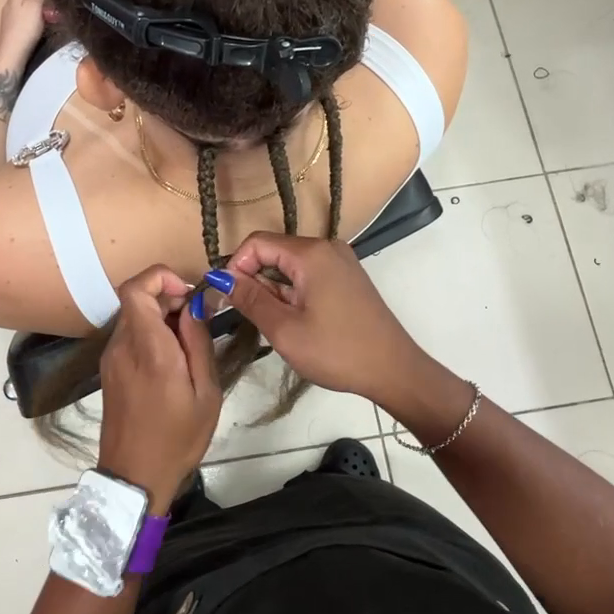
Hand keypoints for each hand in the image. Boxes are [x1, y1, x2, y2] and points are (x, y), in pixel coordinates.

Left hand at [0, 0, 50, 68]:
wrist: (13, 55)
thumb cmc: (25, 29)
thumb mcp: (34, 6)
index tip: (57, 1)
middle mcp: (10, 3)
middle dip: (45, 3)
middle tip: (55, 12)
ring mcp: (10, 17)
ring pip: (30, 9)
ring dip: (41, 13)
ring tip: (49, 21)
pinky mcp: (12, 29)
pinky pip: (27, 19)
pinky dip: (35, 21)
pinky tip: (40, 29)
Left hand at [96, 266, 222, 512]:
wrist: (134, 477)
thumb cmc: (177, 438)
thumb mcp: (205, 392)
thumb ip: (198, 342)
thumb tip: (195, 304)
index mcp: (148, 349)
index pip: (136, 288)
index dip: (160, 277)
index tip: (188, 294)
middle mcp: (123, 347)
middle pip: (137, 299)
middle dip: (168, 298)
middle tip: (197, 321)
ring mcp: (111, 358)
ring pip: (134, 317)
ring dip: (161, 317)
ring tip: (189, 345)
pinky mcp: (109, 371)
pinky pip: (130, 337)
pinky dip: (151, 335)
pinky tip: (172, 362)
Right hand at [221, 233, 430, 406]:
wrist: (393, 370)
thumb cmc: (337, 351)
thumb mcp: (285, 329)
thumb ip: (250, 298)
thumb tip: (220, 278)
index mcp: (311, 253)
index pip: (257, 243)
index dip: (235, 266)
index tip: (226, 298)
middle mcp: (327, 248)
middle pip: (274, 251)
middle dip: (253, 278)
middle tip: (248, 316)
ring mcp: (340, 261)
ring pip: (290, 264)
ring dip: (273, 288)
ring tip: (273, 323)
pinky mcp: (347, 277)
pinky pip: (308, 273)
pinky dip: (292, 291)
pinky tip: (294, 320)